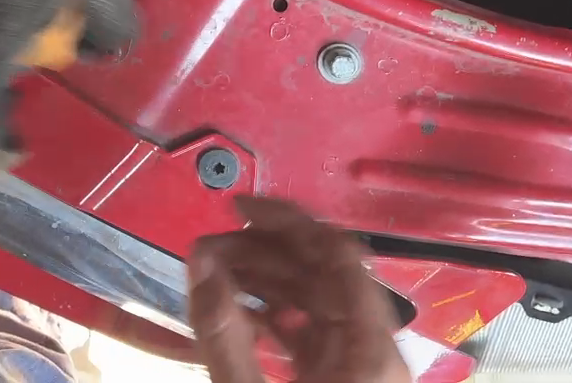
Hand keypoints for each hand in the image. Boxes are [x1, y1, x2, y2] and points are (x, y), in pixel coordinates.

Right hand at [190, 197, 410, 382]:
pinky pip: (309, 327)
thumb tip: (197, 264)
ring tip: (213, 277)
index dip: (286, 218)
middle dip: (258, 249)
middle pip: (321, 271)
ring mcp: (360, 367)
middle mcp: (374, 350)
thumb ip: (224, 336)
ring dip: (259, 277)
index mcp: (371, 351)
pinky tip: (237, 315)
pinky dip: (270, 310)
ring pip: (312, 297)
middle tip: (207, 249)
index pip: (338, 252)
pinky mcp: (341, 381)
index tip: (236, 206)